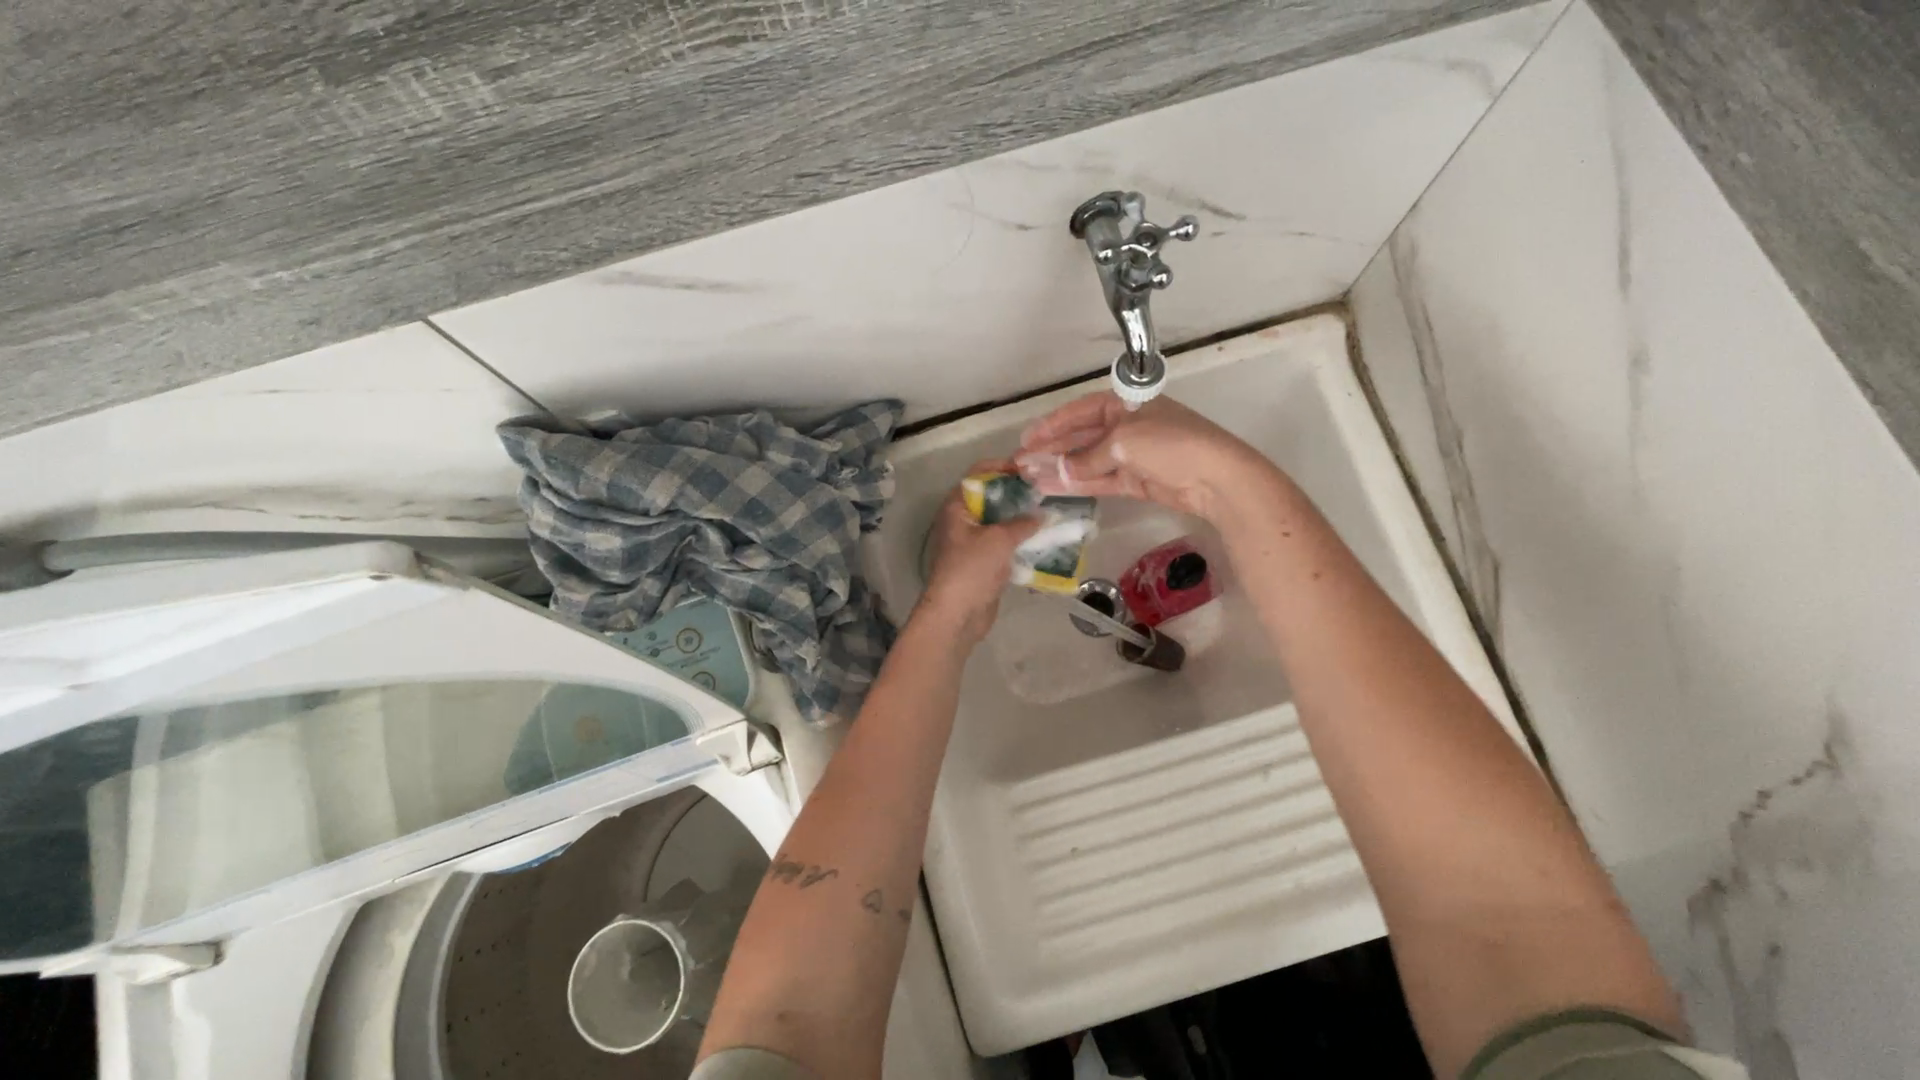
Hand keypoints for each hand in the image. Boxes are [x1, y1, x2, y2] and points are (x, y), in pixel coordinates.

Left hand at [918, 462, 1040, 642]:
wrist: (957, 614)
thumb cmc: (972, 568)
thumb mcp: (999, 539)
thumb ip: (1023, 523)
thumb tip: (1042, 515)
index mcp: (958, 507)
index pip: (978, 474)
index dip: (1001, 467)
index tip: (1028, 469)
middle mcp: (964, 521)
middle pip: (992, 498)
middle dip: (1018, 495)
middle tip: (1046, 492)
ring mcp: (974, 543)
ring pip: (1001, 524)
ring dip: (1023, 521)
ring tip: (1051, 515)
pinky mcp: (985, 564)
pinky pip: (1006, 547)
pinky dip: (1023, 544)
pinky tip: (1046, 543)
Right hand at [1013, 392, 1276, 521]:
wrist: (1216, 478)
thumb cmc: (1173, 444)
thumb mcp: (1125, 442)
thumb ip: (1087, 458)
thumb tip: (1057, 470)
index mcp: (1126, 404)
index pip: (1080, 411)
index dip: (1052, 424)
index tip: (1027, 439)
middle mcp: (1125, 427)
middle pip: (1080, 437)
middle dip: (1051, 450)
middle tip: (1021, 463)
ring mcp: (1130, 455)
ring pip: (1086, 461)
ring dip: (1059, 469)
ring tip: (1029, 478)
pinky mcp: (1135, 482)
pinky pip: (1098, 480)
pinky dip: (1076, 484)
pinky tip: (1053, 488)